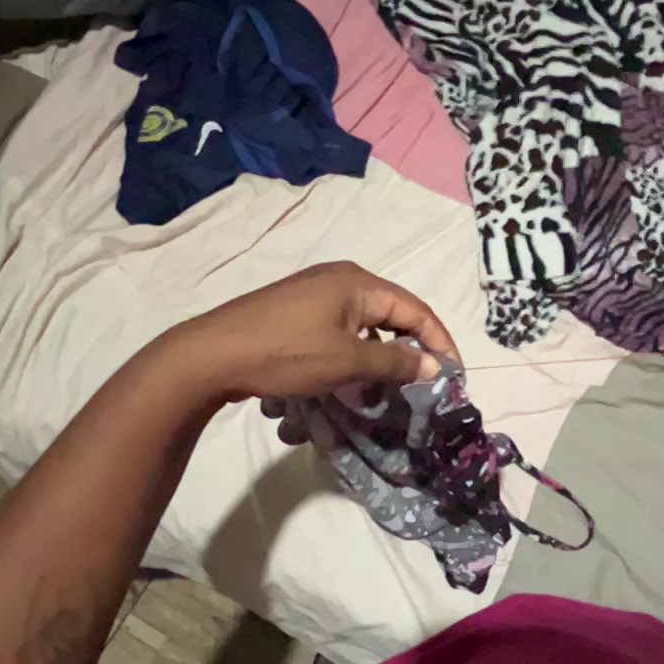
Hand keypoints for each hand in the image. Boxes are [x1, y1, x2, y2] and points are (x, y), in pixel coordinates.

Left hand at [167, 262, 457, 400]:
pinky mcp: (298, 310)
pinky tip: (354, 377)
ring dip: (384, 353)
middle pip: (394, 313)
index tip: (454, 374)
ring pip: (368, 322)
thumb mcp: (347, 361)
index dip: (440, 342)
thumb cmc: (285, 353)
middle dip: (413, 348)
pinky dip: (357, 351)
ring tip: (392, 385)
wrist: (210, 355)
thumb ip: (396, 361)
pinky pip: (343, 328)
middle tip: (426, 381)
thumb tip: (435, 366)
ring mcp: (316, 292)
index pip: (417, 309)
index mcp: (359, 282)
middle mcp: (341, 278)